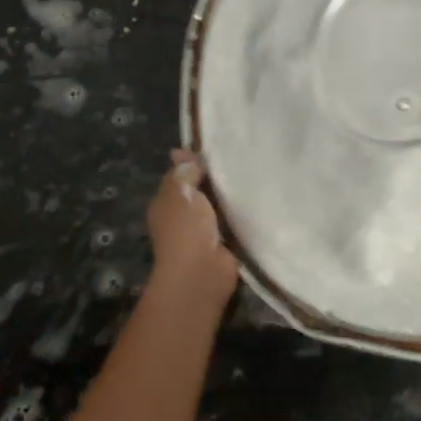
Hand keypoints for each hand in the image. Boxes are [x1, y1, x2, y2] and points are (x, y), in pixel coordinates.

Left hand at [144, 149, 239, 305]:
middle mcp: (180, 217)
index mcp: (165, 203)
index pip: (178, 176)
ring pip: (216, 205)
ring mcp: (201, 231)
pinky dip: (239, 213)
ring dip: (229, 196)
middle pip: (198, 190)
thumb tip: (180, 152)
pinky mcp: (222, 243)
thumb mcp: (181, 192)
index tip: (215, 147)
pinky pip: (231, 221)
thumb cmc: (185, 228)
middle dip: (214, 178)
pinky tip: (256, 199)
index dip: (192, 162)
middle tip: (240, 157)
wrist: (202, 272)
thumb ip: (184, 172)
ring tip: (252, 174)